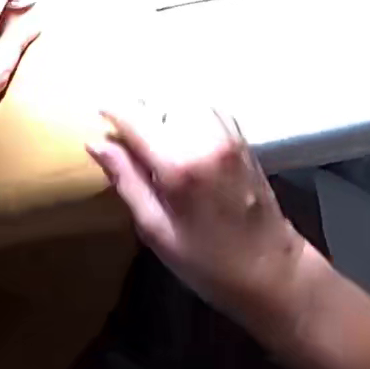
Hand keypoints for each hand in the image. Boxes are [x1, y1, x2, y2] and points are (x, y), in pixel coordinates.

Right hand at [88, 102, 311, 333]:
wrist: (274, 272)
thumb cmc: (208, 262)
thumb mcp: (156, 230)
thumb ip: (126, 180)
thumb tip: (95, 142)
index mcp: (179, 164)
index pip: (134, 116)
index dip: (111, 111)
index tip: (98, 117)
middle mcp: (203, 137)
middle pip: (157, 98)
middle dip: (137, 110)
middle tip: (126, 134)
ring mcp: (225, 132)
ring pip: (180, 96)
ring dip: (161, 109)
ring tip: (152, 135)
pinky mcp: (238, 133)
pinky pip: (202, 105)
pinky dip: (184, 111)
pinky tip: (180, 136)